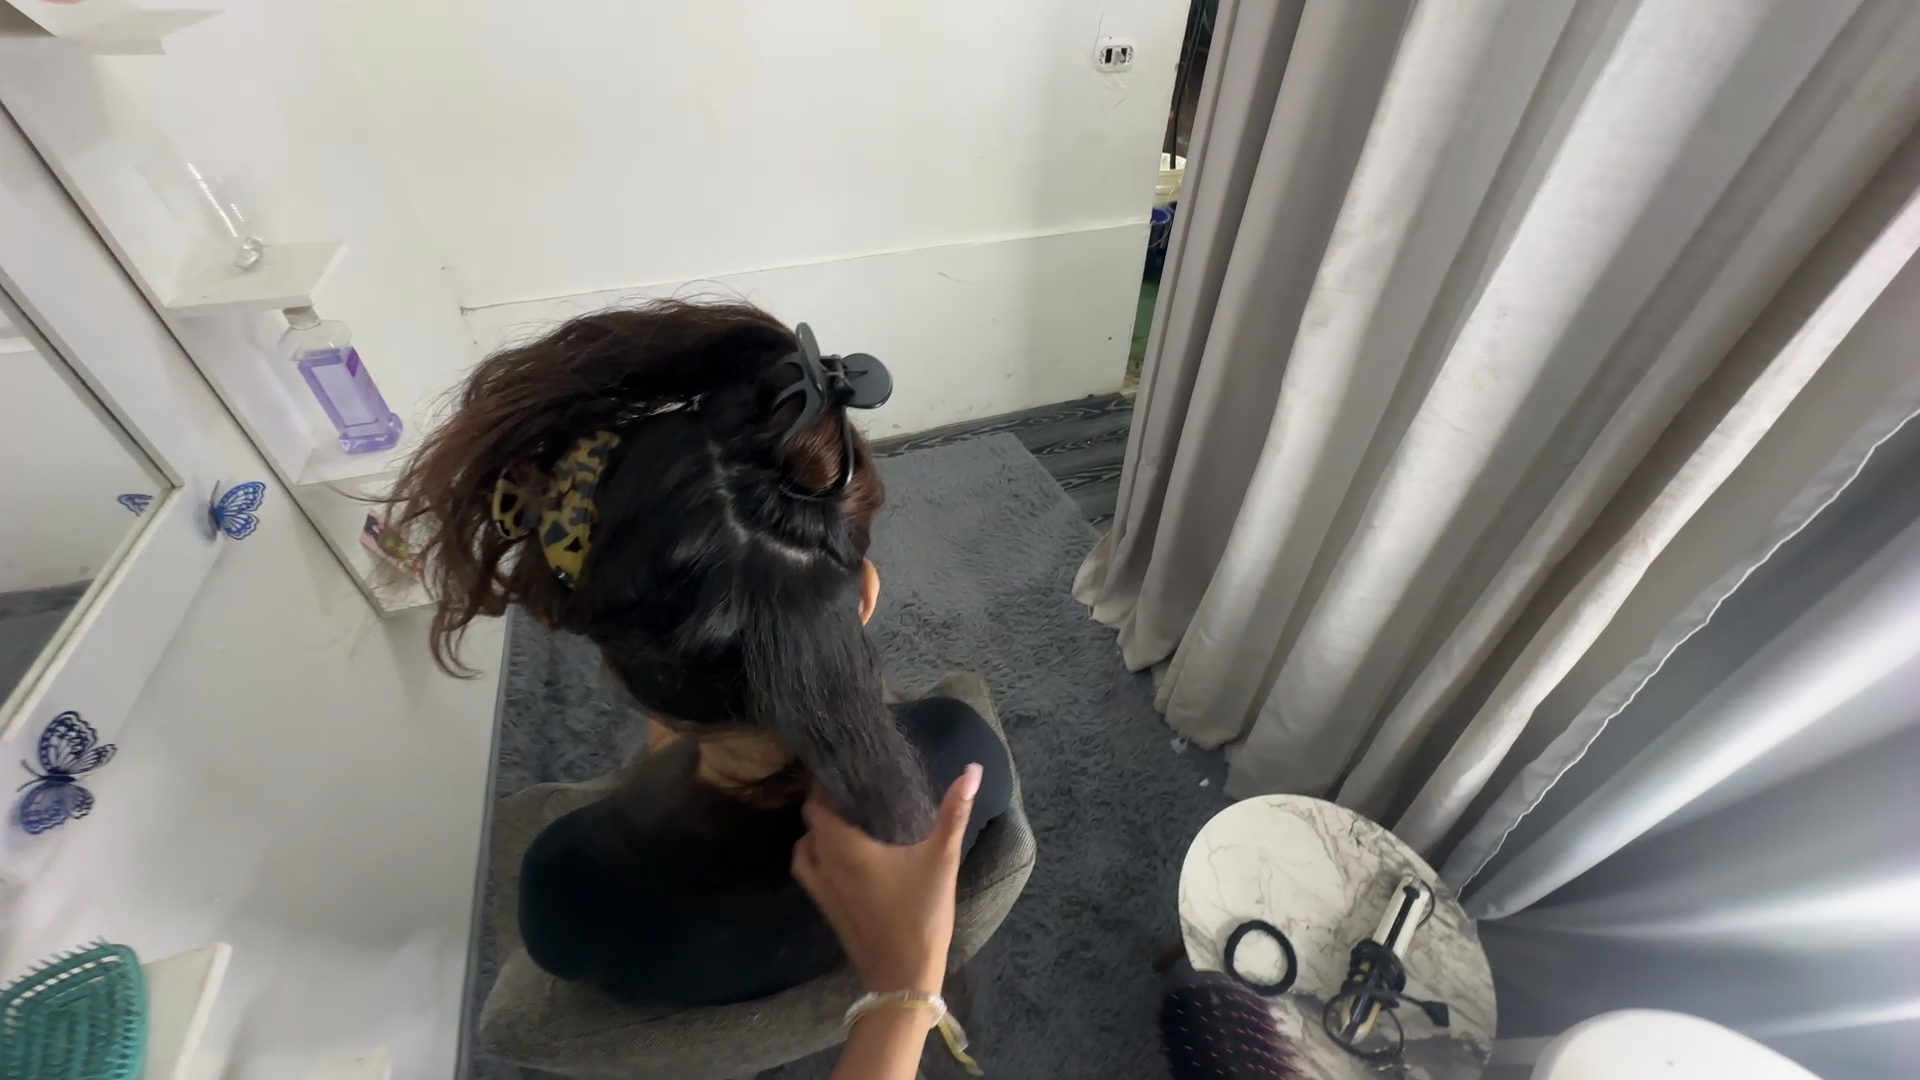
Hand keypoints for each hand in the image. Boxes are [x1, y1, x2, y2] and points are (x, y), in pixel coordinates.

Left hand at [792, 764, 982, 993]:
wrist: (902, 979)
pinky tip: (841, 850)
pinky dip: (815, 853)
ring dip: (818, 828)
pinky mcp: (825, 907)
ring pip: (805, 846)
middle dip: (825, 800)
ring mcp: (821, 889)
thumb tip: (972, 769)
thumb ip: (955, 812)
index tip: (844, 765)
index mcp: (845, 848)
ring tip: (845, 812)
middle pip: (811, 821)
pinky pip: (808, 868)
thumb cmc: (920, 915)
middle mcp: (825, 864)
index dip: (824, 782)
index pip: (817, 803)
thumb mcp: (941, 859)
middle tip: (853, 783)